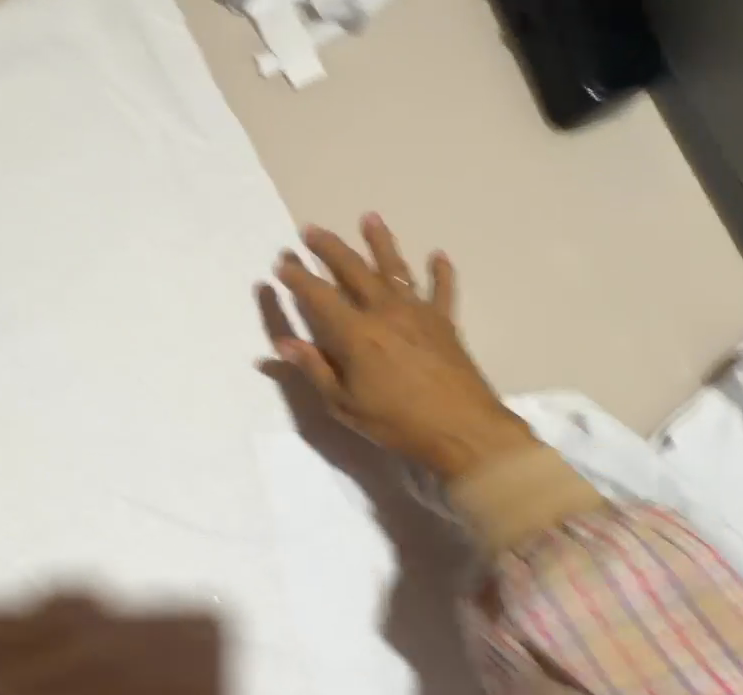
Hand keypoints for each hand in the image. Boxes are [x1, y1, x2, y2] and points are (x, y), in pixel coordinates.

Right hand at [259, 213, 538, 479]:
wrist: (460, 428)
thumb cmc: (393, 421)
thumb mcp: (342, 404)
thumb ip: (315, 369)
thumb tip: (285, 343)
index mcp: (355, 334)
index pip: (318, 296)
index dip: (298, 278)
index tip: (282, 262)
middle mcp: (385, 312)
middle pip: (354, 270)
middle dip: (330, 249)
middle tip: (311, 230)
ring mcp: (418, 312)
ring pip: (395, 268)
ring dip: (380, 242)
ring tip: (369, 218)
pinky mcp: (445, 322)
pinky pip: (442, 289)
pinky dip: (439, 271)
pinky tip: (437, 256)